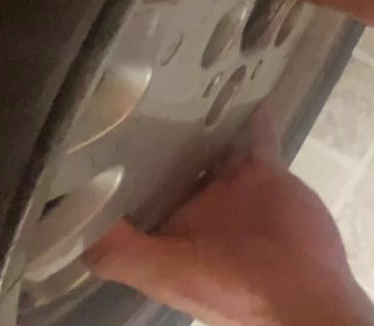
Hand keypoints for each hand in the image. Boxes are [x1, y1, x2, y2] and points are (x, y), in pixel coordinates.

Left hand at [84, 110, 373, 325]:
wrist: (302, 288)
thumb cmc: (231, 287)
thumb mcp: (167, 274)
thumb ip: (122, 253)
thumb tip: (71, 231)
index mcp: (166, 234)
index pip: (134, 198)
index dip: (118, 173)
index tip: (101, 136)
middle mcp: (195, 209)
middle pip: (174, 166)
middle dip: (163, 137)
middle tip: (149, 95)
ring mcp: (233, 189)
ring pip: (214, 149)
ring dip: (207, 123)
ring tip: (197, 84)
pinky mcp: (266, 174)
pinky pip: (259, 140)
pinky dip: (256, 120)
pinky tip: (252, 95)